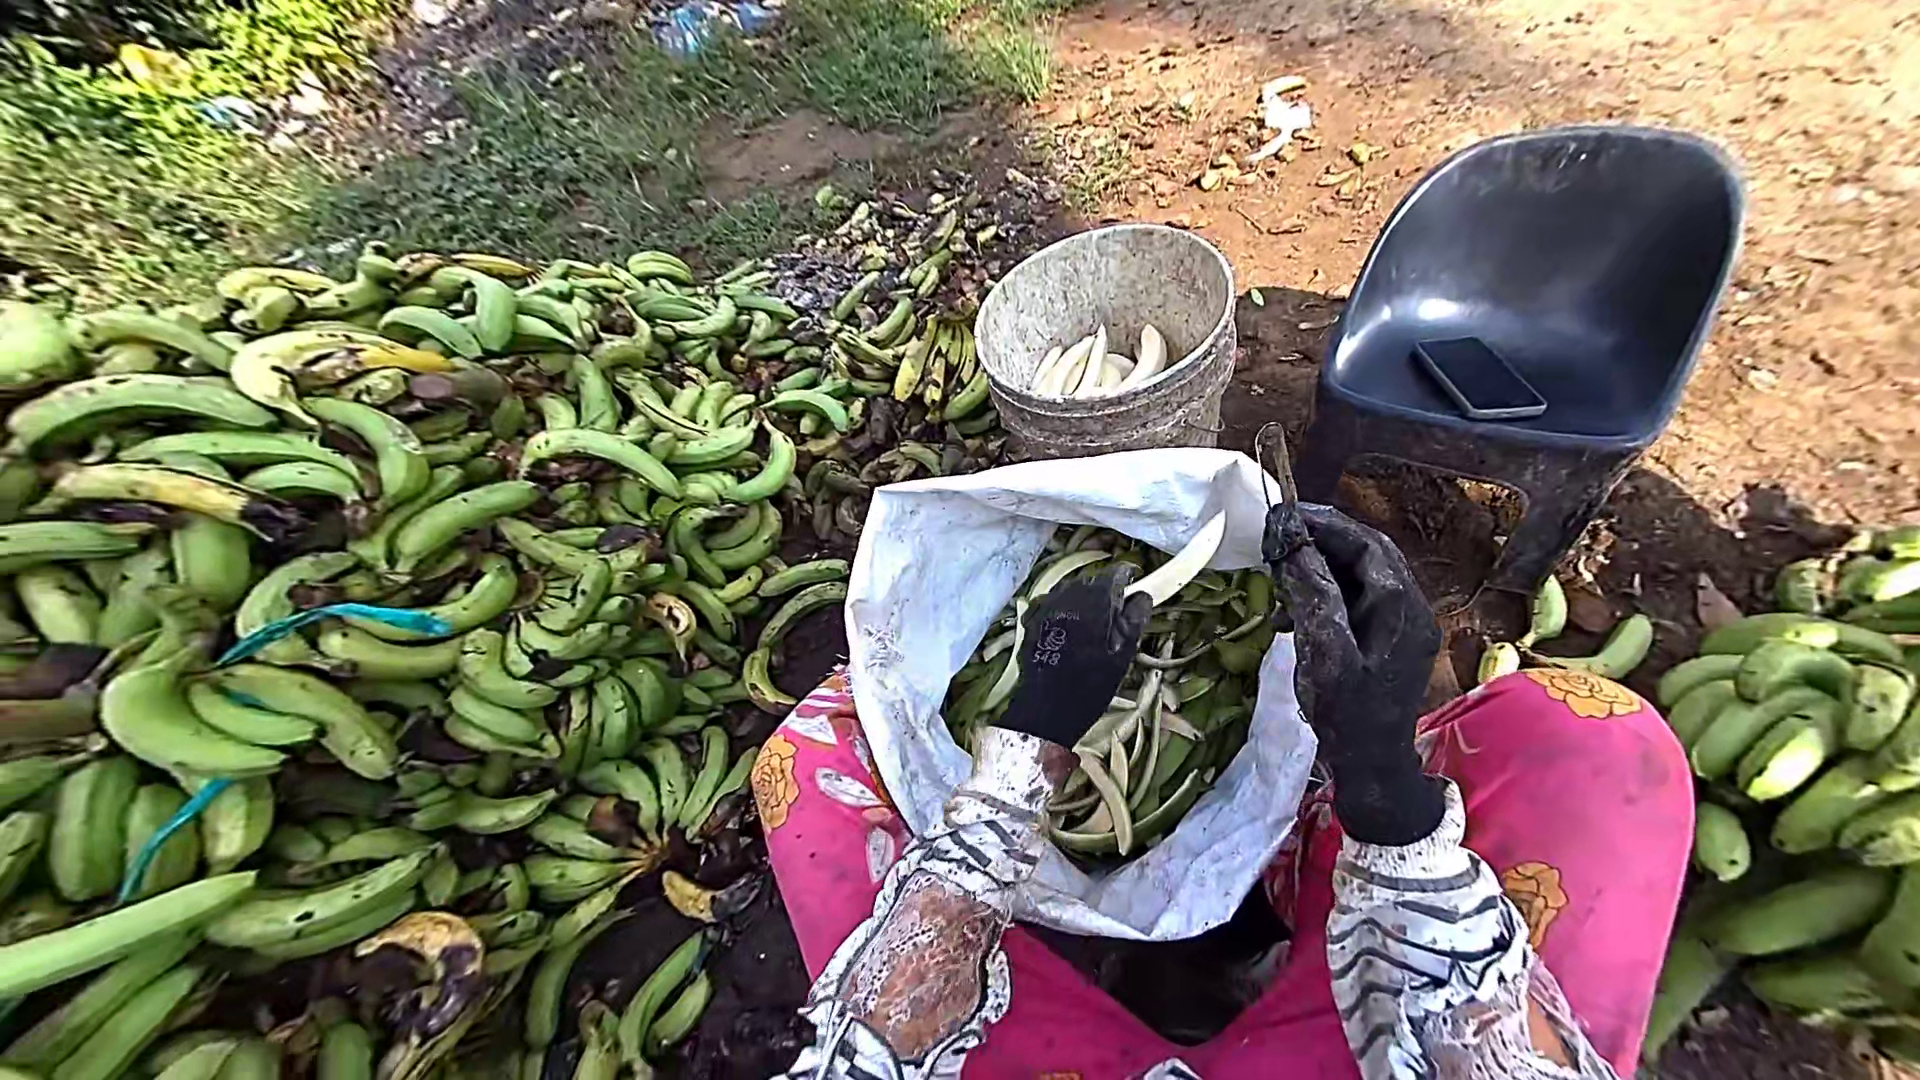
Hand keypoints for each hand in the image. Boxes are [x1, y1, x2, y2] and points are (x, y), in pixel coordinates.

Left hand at [997, 566, 1152, 748]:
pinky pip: (1052, 604)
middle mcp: (1067, 594)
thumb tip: (1142, 596)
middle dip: (1105, 591)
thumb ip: (1133, 620)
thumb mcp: (1122, 654)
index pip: (1115, 573)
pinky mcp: (1030, 618)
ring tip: (1093, 623)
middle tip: (1116, 613)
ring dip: (1083, 600)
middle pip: (1091, 581)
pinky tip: (1069, 629)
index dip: (1128, 576)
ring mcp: (1045, 605)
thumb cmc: (1091, 683)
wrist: (1047, 707)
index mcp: (1094, 599)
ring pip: (1070, 591)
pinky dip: (1063, 610)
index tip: (1135, 586)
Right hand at [1266, 503, 1444, 844]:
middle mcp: (1408, 606)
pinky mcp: (1384, 635)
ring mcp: (1398, 621)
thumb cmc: (1347, 711)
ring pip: (1360, 571)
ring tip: (1280, 556)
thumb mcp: (1324, 653)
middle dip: (1323, 534)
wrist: (1372, 763)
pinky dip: (1324, 583)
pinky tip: (1294, 598)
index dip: (1324, 523)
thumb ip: (1312, 596)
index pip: (1365, 545)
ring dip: (1321, 557)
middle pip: (1367, 551)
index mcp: (1400, 607)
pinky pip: (1355, 593)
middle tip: (1279, 528)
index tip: (1282, 514)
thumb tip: (1292, 543)